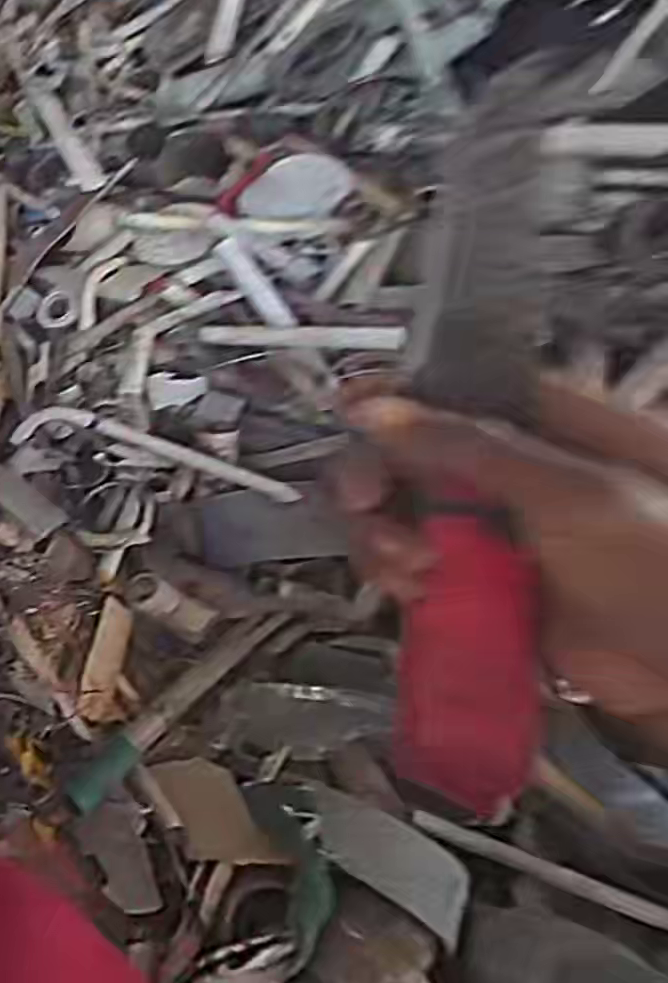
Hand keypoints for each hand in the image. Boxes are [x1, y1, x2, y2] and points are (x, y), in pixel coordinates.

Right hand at [331, 377, 667, 748]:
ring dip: (378, 537)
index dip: (395, 395)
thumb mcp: (581, 497)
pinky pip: (394, 557)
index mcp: (556, 435)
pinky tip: (415, 589)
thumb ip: (471, 447)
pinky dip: (390, 572)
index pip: (458, 393)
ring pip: (385, 509)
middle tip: (364, 505)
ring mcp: (482, 528)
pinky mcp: (462, 574)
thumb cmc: (667, 573)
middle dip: (369, 481)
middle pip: (399, 453)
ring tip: (412, 568)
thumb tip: (367, 407)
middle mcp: (508, 474)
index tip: (346, 409)